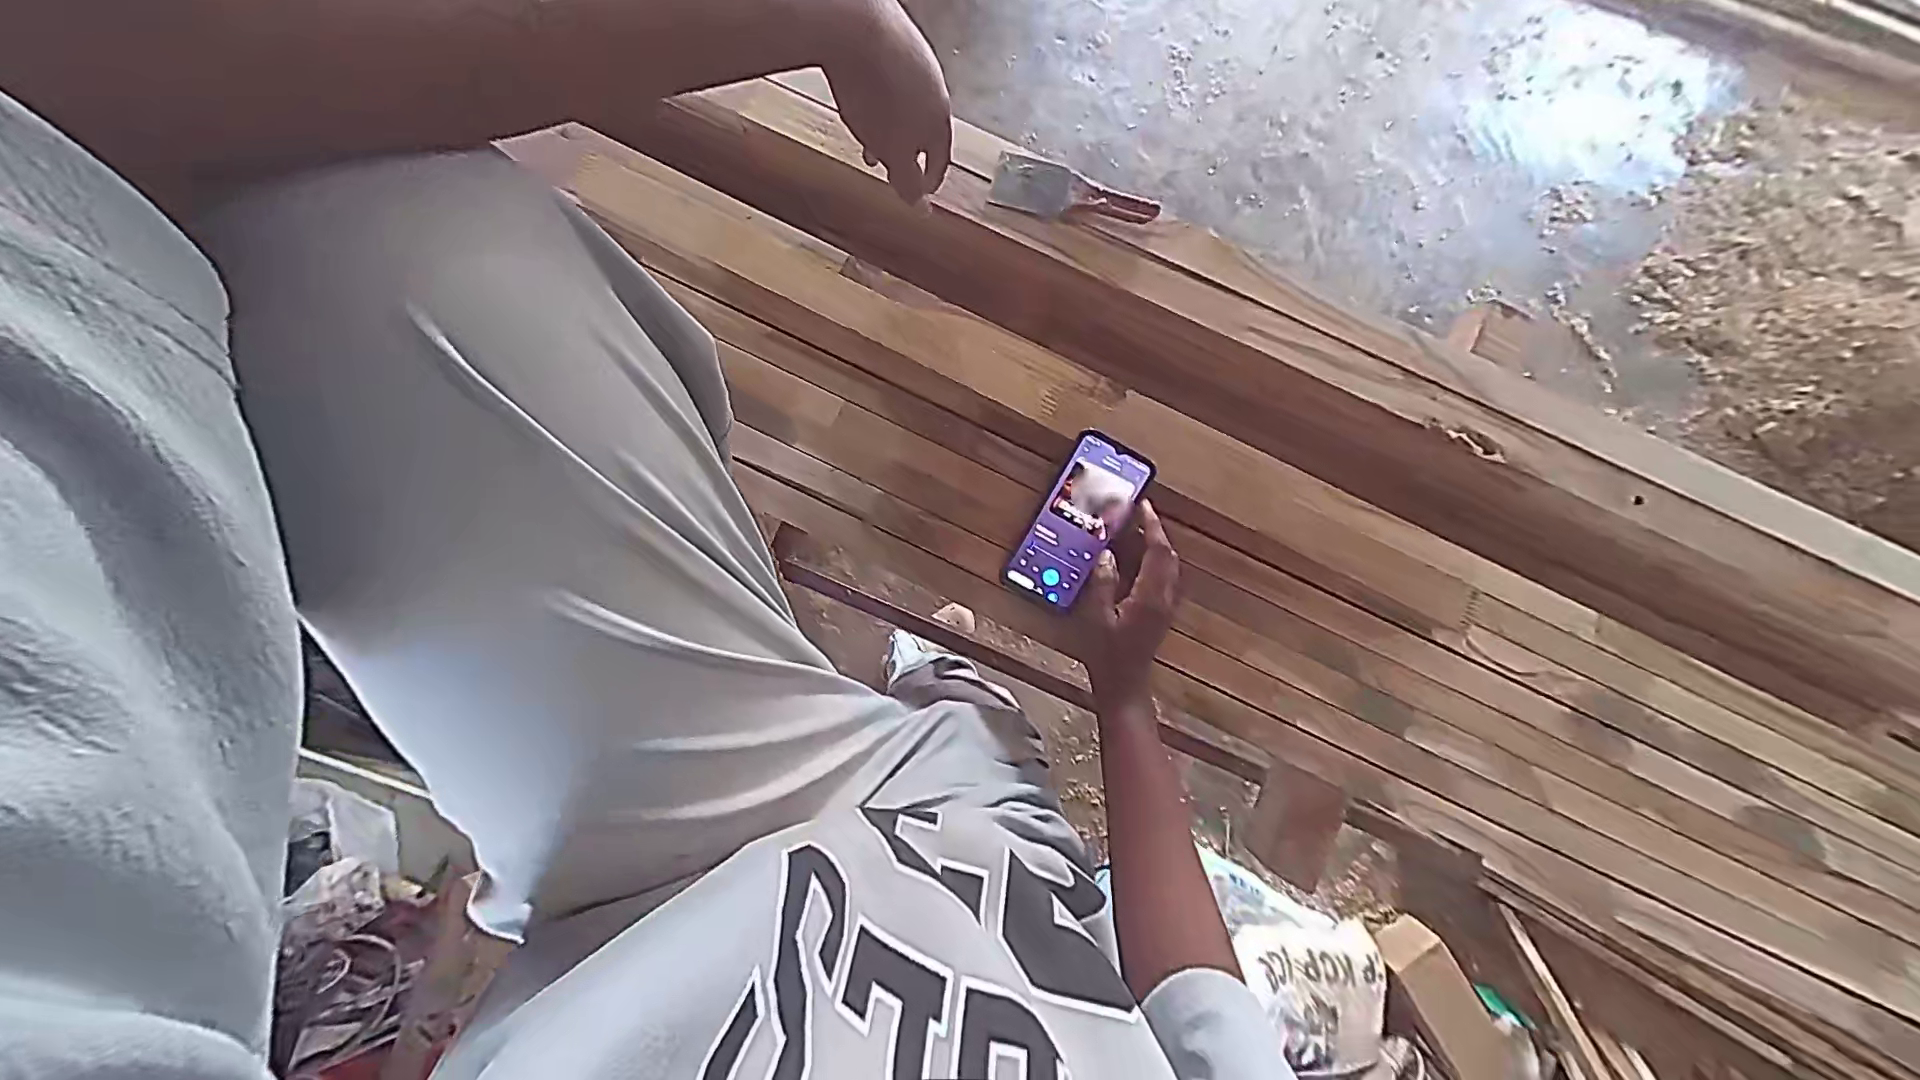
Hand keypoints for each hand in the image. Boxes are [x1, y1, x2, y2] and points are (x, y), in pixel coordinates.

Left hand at [821, 0, 952, 202]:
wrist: (856, 26)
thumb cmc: (877, 98)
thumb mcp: (893, 152)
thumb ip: (908, 182)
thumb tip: (923, 210)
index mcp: (939, 121)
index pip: (941, 159)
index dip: (931, 178)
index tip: (923, 191)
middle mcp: (935, 89)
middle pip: (925, 128)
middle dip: (910, 150)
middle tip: (895, 165)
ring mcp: (916, 59)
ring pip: (908, 102)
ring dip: (894, 123)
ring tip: (874, 134)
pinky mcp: (893, 36)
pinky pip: (892, 76)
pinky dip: (882, 95)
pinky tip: (865, 97)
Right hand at [1076, 500, 1179, 707]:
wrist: (1124, 683)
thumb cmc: (1108, 655)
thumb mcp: (1097, 617)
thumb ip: (1102, 583)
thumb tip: (1106, 554)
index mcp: (1150, 596)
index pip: (1157, 551)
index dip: (1151, 526)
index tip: (1143, 505)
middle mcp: (1164, 598)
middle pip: (1167, 556)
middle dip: (1154, 532)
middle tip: (1136, 515)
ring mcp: (1165, 606)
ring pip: (1168, 566)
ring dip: (1155, 546)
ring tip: (1134, 532)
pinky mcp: (1160, 613)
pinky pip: (1164, 577)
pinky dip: (1153, 561)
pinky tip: (1135, 560)